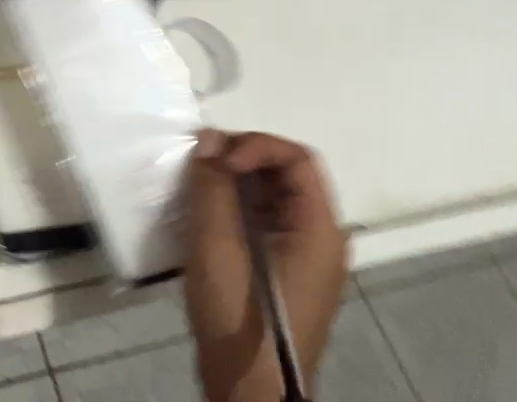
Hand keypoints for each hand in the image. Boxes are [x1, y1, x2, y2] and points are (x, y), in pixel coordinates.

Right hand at [182, 130, 347, 401]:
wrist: (248, 384)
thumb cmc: (239, 313)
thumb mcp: (217, 244)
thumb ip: (214, 187)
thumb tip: (210, 138)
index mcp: (320, 229)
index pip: (297, 158)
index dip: (253, 145)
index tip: (214, 159)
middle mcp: (322, 237)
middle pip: (287, 172)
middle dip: (240, 157)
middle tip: (198, 164)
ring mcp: (304, 255)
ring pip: (272, 194)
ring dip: (233, 179)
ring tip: (195, 185)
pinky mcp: (283, 267)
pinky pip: (263, 217)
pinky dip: (233, 202)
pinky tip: (204, 213)